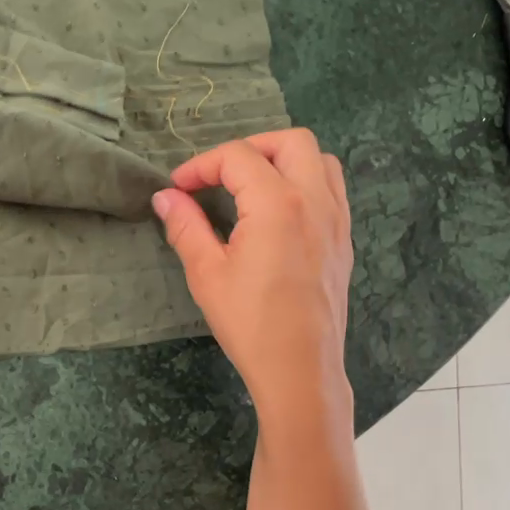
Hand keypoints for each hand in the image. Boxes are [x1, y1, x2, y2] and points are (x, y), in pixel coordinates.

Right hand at [151, 129, 352, 420]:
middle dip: (249, 148)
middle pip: (289, 142)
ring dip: (284, 160)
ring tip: (253, 186)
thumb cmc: (249, 324)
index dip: (201, 166)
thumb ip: (186, 228)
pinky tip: (281, 212)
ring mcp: (335, 219)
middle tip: (219, 176)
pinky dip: (306, 182)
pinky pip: (332, 189)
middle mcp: (314, 199)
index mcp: (277, 203)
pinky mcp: (343, 240)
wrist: (299, 368)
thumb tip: (165, 197)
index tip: (178, 188)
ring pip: (319, 159)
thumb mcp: (207, 275)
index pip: (237, 157)